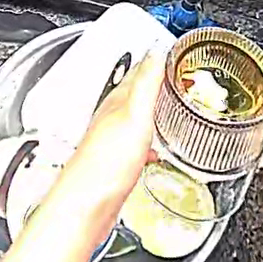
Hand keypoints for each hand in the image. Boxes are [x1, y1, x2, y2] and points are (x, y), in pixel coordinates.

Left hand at [42, 54, 161, 240]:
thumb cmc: (104, 165)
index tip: (176, 52)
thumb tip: (157, 51)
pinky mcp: (116, 163)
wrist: (83, 210)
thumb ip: (147, 83)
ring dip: (155, 108)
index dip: (158, 57)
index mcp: (117, 100)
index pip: (140, 69)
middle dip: (158, 81)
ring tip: (173, 106)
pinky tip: (157, 148)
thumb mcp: (135, 116)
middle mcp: (112, 117)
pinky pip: (138, 141)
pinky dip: (151, 138)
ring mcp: (113, 140)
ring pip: (138, 115)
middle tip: (179, 76)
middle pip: (138, 90)